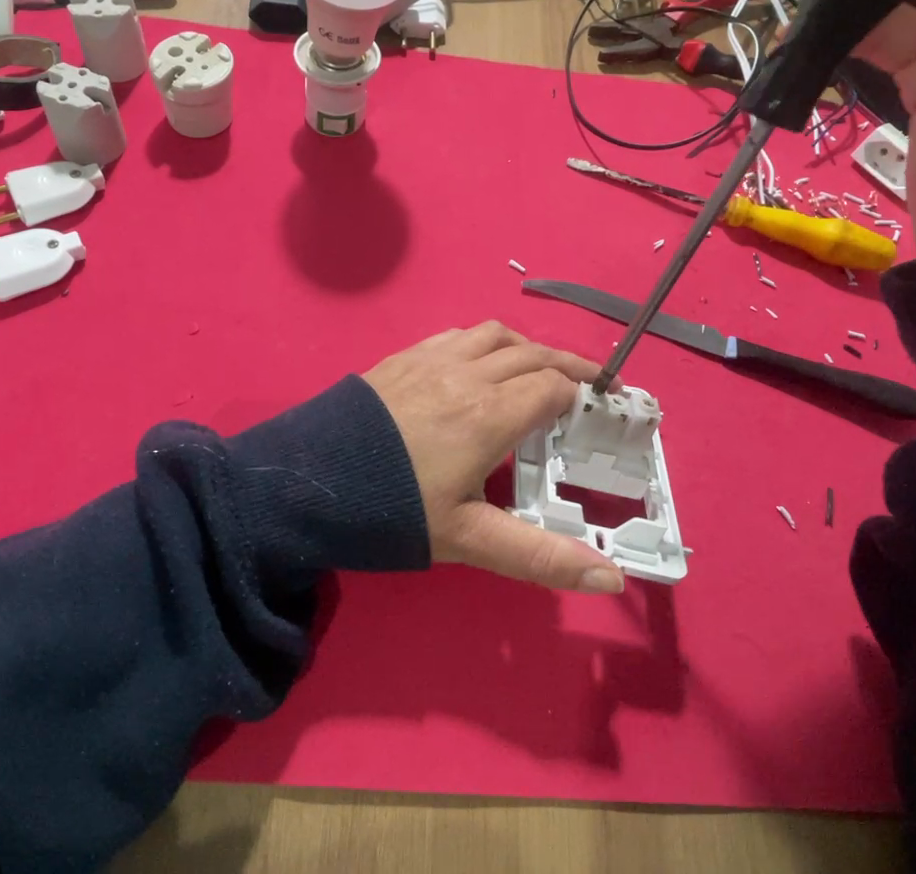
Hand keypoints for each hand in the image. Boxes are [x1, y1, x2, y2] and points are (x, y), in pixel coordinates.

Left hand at [362, 323, 626, 594]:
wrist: (304, 485)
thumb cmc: (391, 511)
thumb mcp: (469, 540)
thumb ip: (540, 557)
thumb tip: (611, 579)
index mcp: (489, 414)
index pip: (553, 387)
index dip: (583, 395)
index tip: (601, 408)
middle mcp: (465, 374)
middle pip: (531, 354)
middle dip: (567, 366)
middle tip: (590, 383)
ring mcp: (429, 360)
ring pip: (492, 335)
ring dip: (525, 347)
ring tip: (537, 369)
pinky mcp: (399, 359)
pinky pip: (454, 336)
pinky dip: (482, 342)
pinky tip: (475, 364)